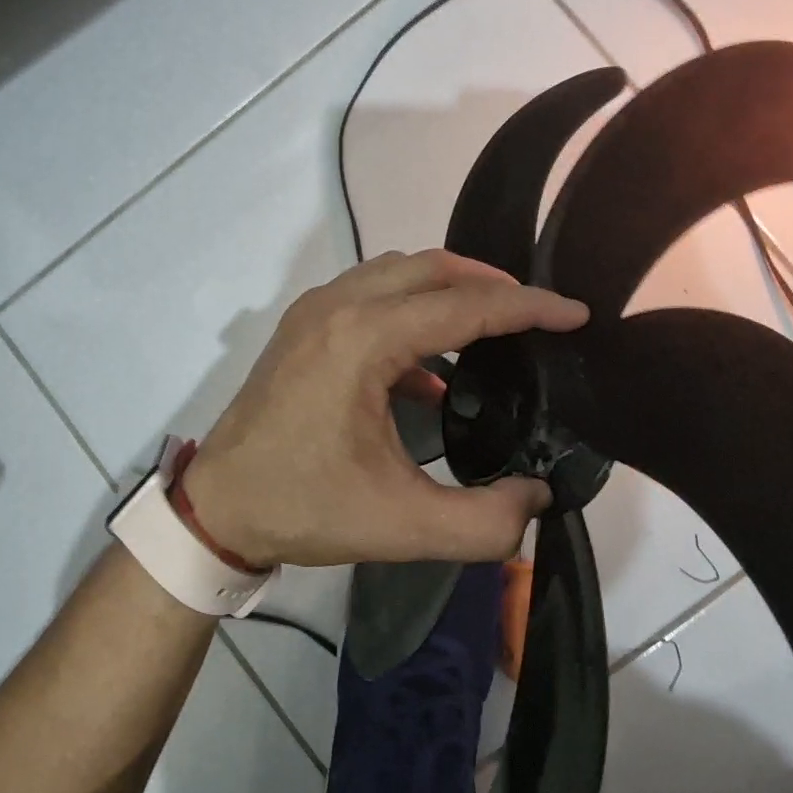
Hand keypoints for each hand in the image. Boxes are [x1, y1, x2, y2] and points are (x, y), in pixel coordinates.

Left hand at [180, 250, 588, 567]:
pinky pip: (371, 297)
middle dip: (490, 283)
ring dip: (449, 290)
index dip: (528, 307)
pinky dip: (412, 315)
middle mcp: (338, 307)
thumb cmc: (304, 507)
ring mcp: (315, 312)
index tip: (575, 314)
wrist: (216, 508)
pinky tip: (433, 375)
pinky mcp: (303, 329)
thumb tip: (537, 496)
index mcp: (363, 339)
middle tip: (536, 313)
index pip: (464, 305)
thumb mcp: (401, 525)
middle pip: (430, 267)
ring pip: (397, 272)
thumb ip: (484, 521)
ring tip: (493, 327)